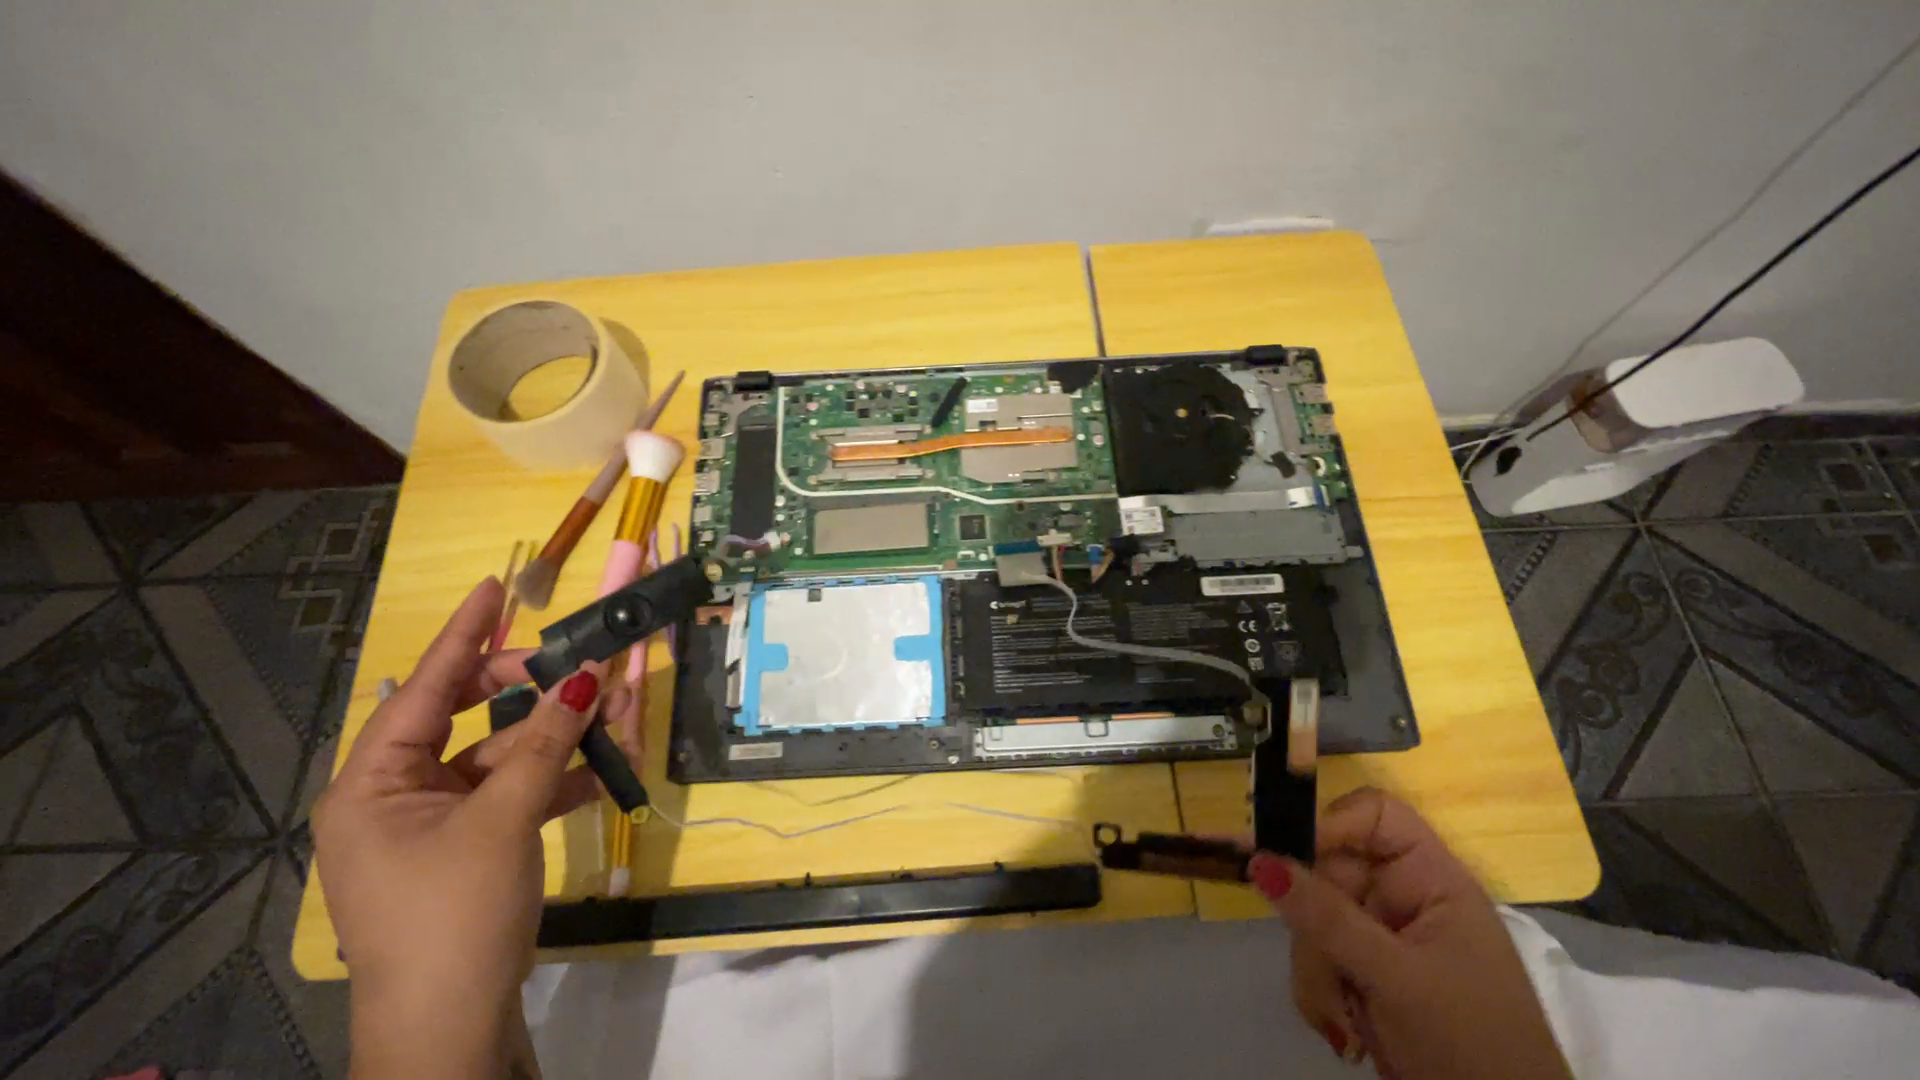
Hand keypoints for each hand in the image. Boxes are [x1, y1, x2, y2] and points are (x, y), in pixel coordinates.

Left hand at [313, 578, 627, 1078]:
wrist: (451, 1030)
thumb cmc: (456, 914)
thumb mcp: (504, 819)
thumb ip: (546, 744)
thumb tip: (585, 677)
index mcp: (373, 783)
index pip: (423, 688)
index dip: (463, 635)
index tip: (496, 588)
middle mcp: (395, 797)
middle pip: (465, 720)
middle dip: (523, 693)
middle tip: (571, 666)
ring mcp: (432, 827)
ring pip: (500, 760)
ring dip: (554, 742)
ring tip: (611, 716)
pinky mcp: (467, 853)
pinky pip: (511, 799)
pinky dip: (552, 786)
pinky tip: (600, 777)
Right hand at [1252, 789, 1571, 1079]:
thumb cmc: (1471, 1042)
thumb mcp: (1395, 977)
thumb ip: (1326, 918)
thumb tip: (1259, 861)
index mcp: (1431, 879)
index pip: (1372, 815)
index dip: (1329, 824)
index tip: (1284, 857)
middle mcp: (1402, 896)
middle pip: (1326, 871)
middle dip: (1315, 928)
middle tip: (1328, 973)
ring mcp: (1380, 935)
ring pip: (1311, 918)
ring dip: (1317, 970)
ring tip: (1344, 1023)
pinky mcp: (1362, 971)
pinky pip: (1314, 957)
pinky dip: (1319, 993)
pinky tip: (1343, 1030)